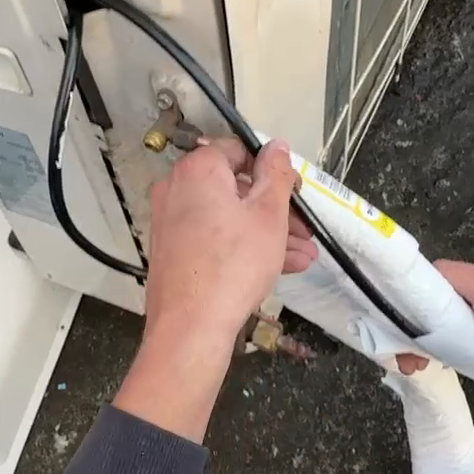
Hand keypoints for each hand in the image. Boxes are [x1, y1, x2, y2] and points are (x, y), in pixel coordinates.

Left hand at [142, 137, 309, 348]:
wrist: (191, 325)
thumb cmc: (232, 266)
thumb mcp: (268, 214)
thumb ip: (276, 174)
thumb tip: (277, 147)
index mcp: (198, 170)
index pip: (238, 151)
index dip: (272, 170)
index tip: (294, 192)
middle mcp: (176, 189)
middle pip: (234, 188)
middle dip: (275, 209)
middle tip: (303, 229)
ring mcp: (170, 221)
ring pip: (227, 217)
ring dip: (265, 232)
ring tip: (302, 254)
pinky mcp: (172, 250)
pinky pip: (213, 238)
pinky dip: (241, 246)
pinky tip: (279, 267)